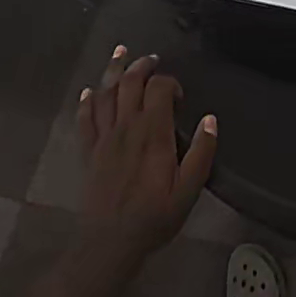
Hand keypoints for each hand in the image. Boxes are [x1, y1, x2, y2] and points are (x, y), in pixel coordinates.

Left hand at [23, 46, 216, 296]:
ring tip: (120, 53)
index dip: (169, 82)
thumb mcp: (188, 190)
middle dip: (141, 65)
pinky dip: (87, 101)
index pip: (159, 87)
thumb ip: (202, 153)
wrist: (110, 243)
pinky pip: (85, 119)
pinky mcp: (88, 150)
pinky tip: (89, 92)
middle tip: (151, 58)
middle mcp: (127, 125)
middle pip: (130, 82)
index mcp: (153, 131)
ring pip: (106, 93)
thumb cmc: (153, 216)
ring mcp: (104, 136)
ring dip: (113, 70)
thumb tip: (210, 120)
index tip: (179, 94)